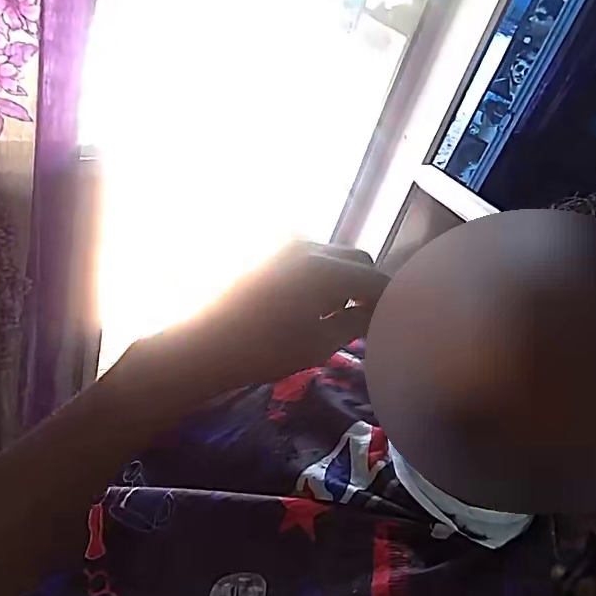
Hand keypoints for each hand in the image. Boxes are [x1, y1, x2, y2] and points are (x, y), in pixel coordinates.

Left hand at [114, 243, 387, 409]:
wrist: (199, 346)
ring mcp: (283, 244)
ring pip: (331, 255)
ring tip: (333, 312)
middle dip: (365, 284)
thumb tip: (377, 311)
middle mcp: (306, 245)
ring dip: (342, 277)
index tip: (397, 317)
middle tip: (364, 318)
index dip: (389, 298)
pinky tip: (307, 303)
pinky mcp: (266, 250)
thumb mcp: (317, 344)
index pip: (374, 277)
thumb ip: (355, 322)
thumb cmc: (261, 351)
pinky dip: (319, 275)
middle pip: (356, 258)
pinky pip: (307, 257)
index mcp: (323, 268)